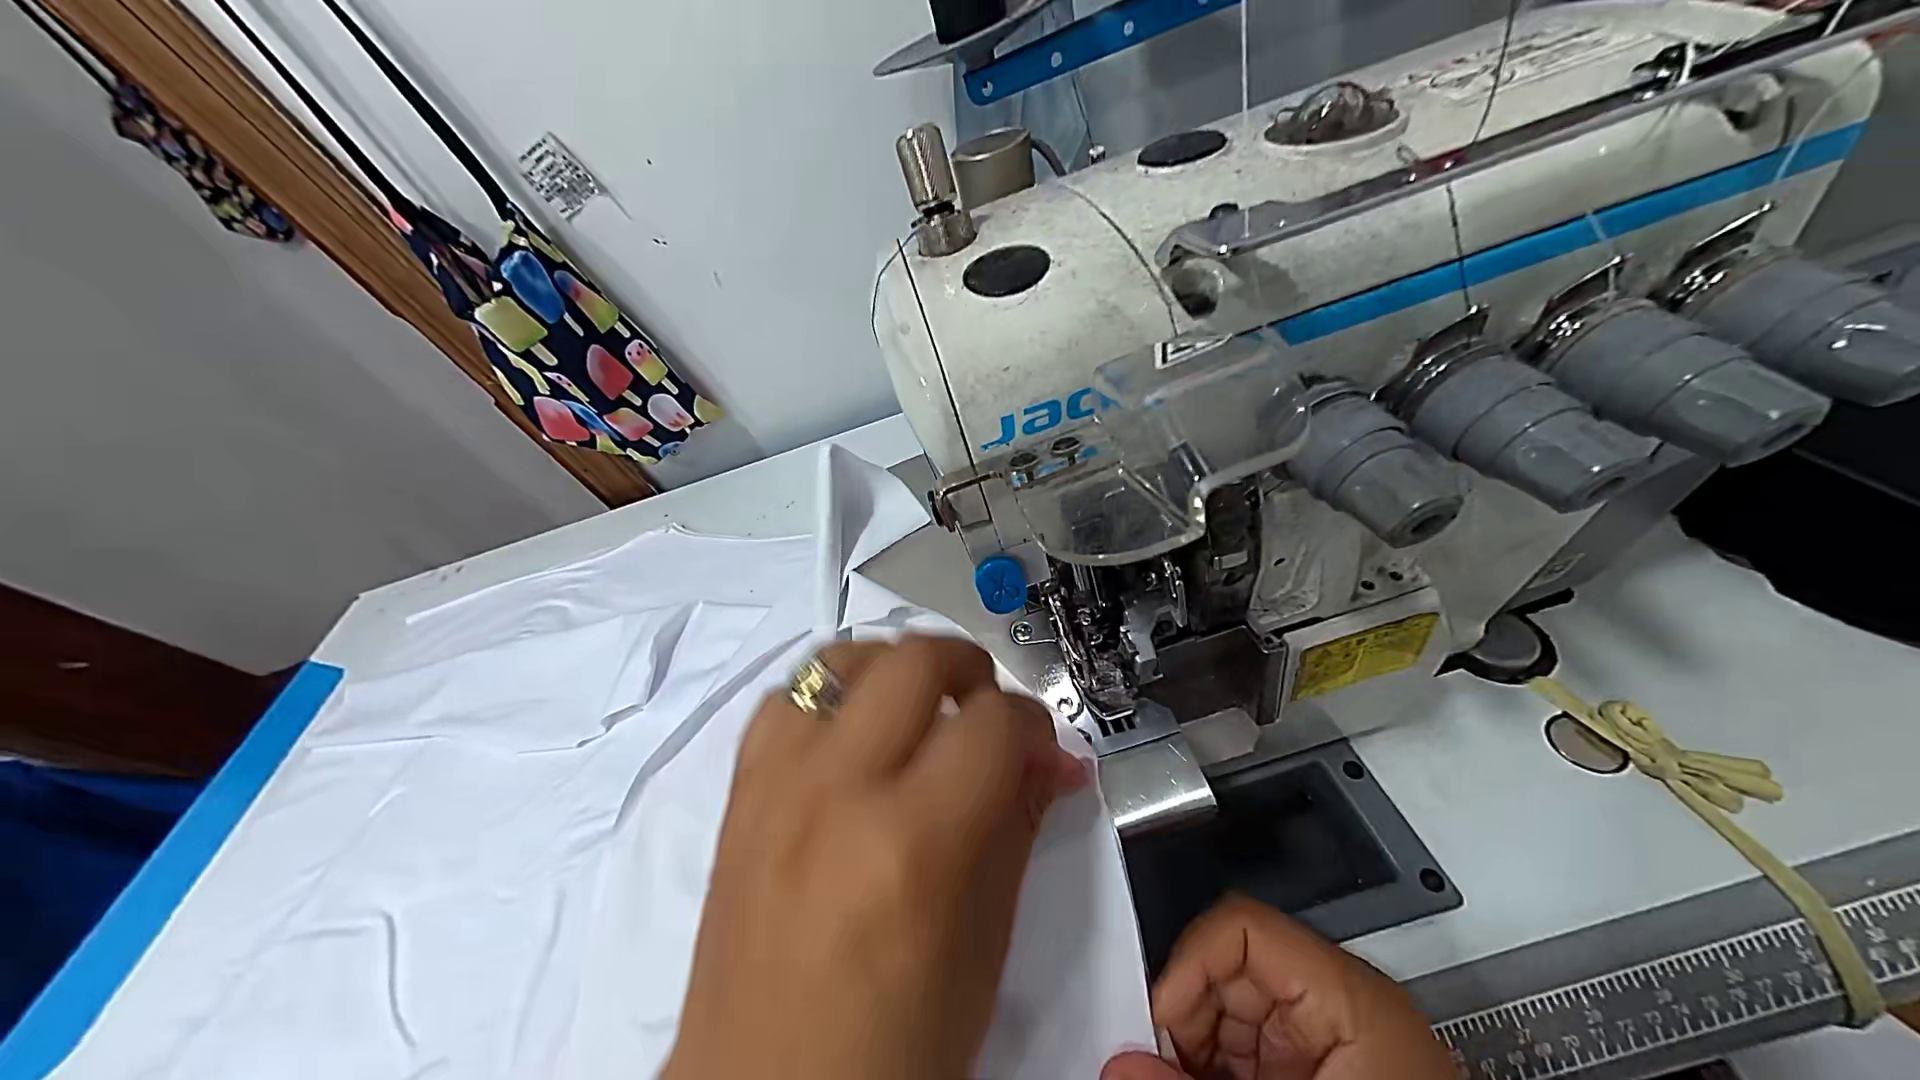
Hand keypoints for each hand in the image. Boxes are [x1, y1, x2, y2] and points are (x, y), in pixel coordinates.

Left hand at [663, 636, 1088, 1079]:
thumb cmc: (896, 1046)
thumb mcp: (985, 943)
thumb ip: (1020, 826)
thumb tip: (1053, 759)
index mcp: (913, 843)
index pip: (993, 722)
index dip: (1032, 722)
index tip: (1037, 743)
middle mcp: (836, 793)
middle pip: (915, 659)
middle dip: (968, 668)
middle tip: (984, 709)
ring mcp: (775, 785)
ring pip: (843, 659)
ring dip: (895, 670)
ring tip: (918, 711)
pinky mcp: (738, 793)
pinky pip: (786, 699)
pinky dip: (830, 697)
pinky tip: (851, 737)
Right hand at [1104, 896, 1453, 1079]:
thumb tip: (1122, 1063)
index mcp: (1351, 997)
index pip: (1244, 926)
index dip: (1189, 962)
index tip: (1156, 1017)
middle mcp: (1339, 1006)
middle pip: (1228, 967)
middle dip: (1185, 1017)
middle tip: (1160, 1065)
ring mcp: (1329, 1044)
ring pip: (1229, 1012)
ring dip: (1193, 1049)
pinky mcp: (1319, 1073)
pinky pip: (1246, 1050)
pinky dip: (1214, 1070)